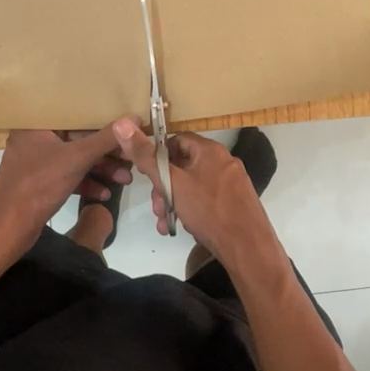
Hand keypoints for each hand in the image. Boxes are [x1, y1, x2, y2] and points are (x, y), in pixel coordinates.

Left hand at [0, 124, 131, 246]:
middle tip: (130, 158)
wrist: (9, 227)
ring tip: (125, 180)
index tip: (125, 128)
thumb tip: (133, 118)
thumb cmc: (39, 185)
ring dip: (101, 169)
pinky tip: (105, 194)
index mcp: (36, 126)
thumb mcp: (77, 158)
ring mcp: (36, 163)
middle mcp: (34, 140)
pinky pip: (68, 176)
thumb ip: (106, 139)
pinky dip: (86, 183)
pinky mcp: (39, 184)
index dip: (102, 122)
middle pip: (78, 139)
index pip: (75, 116)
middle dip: (106, 152)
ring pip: (75, 160)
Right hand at [115, 120, 281, 267]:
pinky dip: (191, 209)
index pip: (178, 140)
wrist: (247, 246)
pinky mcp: (235, 202)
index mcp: (210, 151)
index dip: (158, 154)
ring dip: (174, 201)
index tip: (146, 174)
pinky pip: (206, 198)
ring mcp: (232, 183)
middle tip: (156, 207)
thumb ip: (146, 157)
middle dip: (164, 186)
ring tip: (165, 222)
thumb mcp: (172, 183)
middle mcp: (224, 162)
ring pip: (193, 185)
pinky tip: (181, 227)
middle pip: (184, 165)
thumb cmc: (208, 210)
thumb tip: (122, 124)